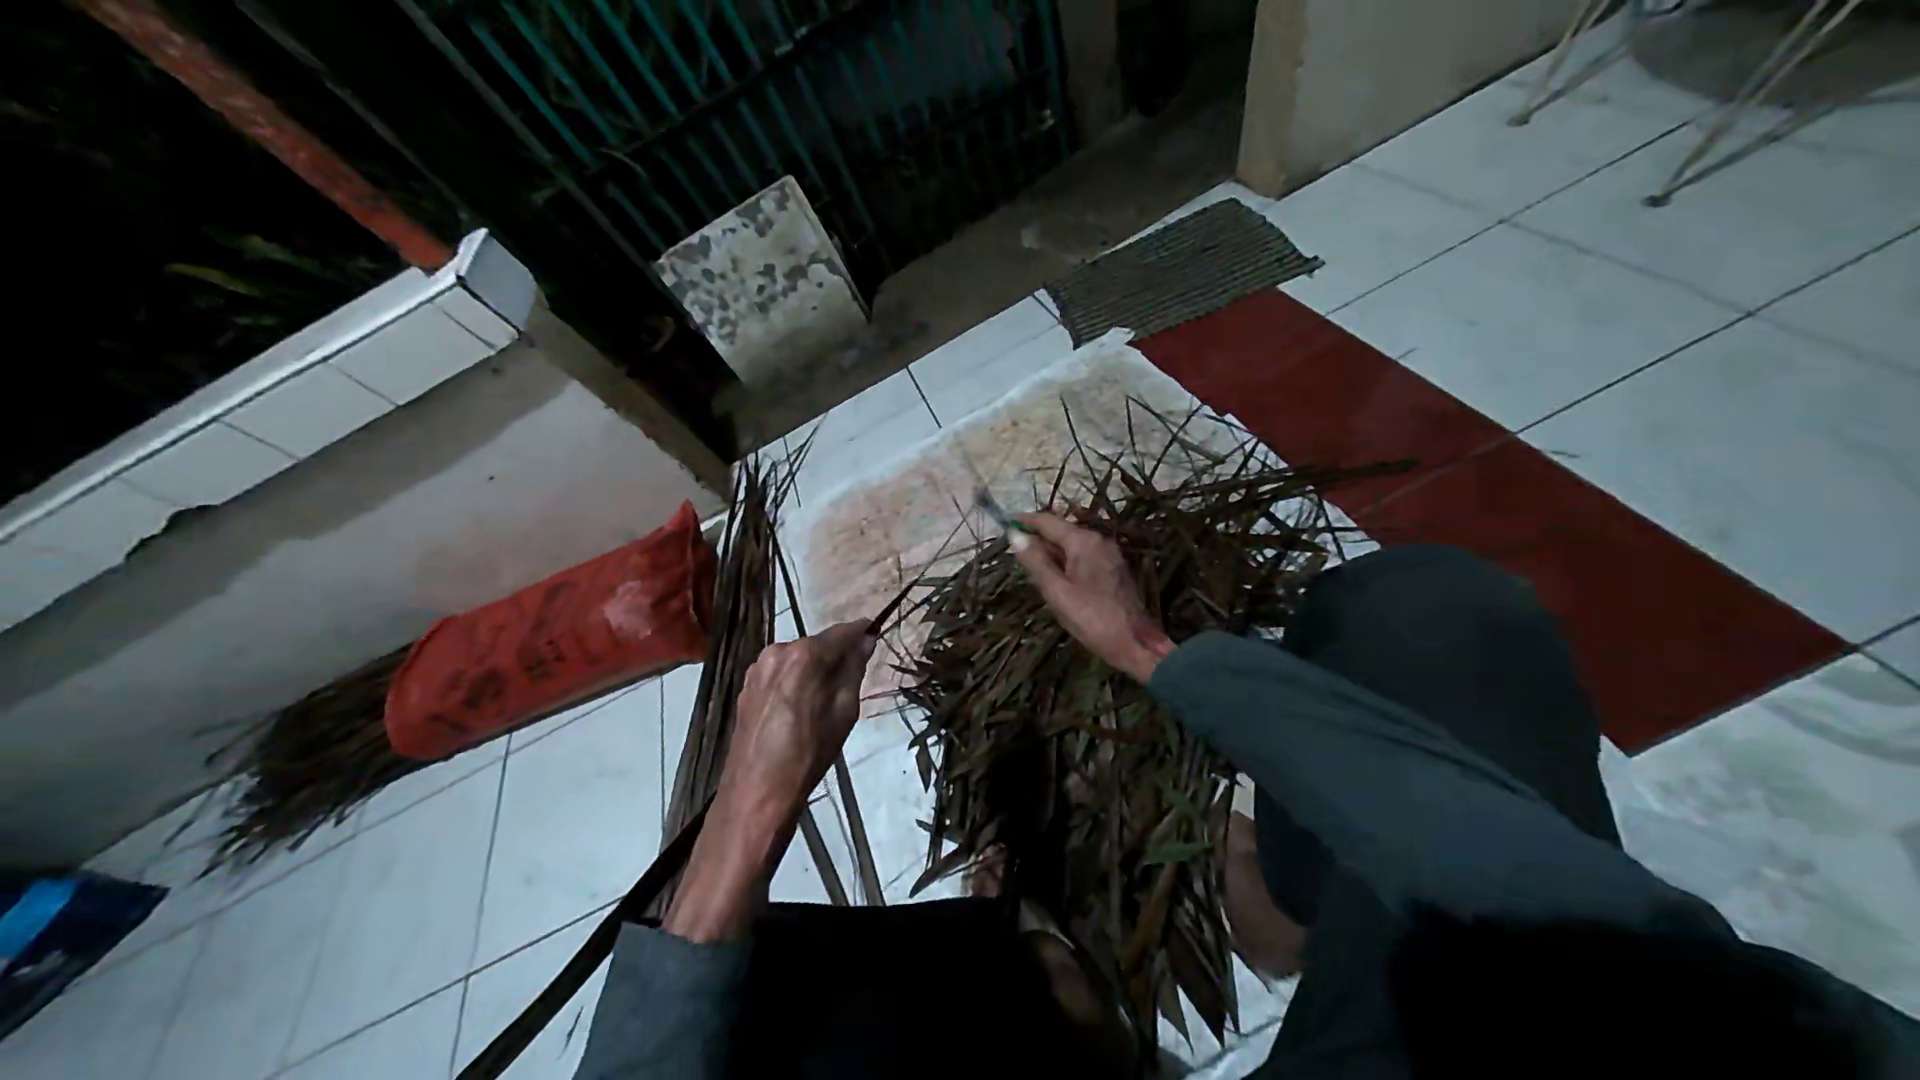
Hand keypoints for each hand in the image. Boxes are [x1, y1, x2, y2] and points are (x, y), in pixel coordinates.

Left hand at [665, 620, 874, 943]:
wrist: (757, 791)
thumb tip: (866, 641)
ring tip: (828, 697)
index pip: (842, 632)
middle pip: (818, 643)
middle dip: (837, 654)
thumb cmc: (809, 753)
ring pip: (798, 658)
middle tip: (855, 676)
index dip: (862, 631)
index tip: (876, 633)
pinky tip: (803, 705)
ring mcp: (757, 668)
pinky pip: (781, 672)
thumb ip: (854, 669)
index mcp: (804, 655)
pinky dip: (797, 680)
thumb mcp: (844, 710)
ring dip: (816, 668)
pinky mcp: (747, 686)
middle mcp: (777, 652)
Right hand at [1012, 512, 1174, 682]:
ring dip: (1050, 550)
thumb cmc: (1092, 618)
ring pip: (1072, 545)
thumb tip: (1016, 537)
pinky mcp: (1113, 569)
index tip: (1005, 523)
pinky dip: (1065, 560)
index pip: (1048, 521)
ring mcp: (1108, 554)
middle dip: (1038, 537)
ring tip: (1029, 563)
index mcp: (1084, 542)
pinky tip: (1054, 576)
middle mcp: (1098, 540)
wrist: (1134, 642)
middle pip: (1061, 530)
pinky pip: (1082, 556)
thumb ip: (1035, 562)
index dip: (1025, 521)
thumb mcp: (1056, 591)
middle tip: (1014, 547)